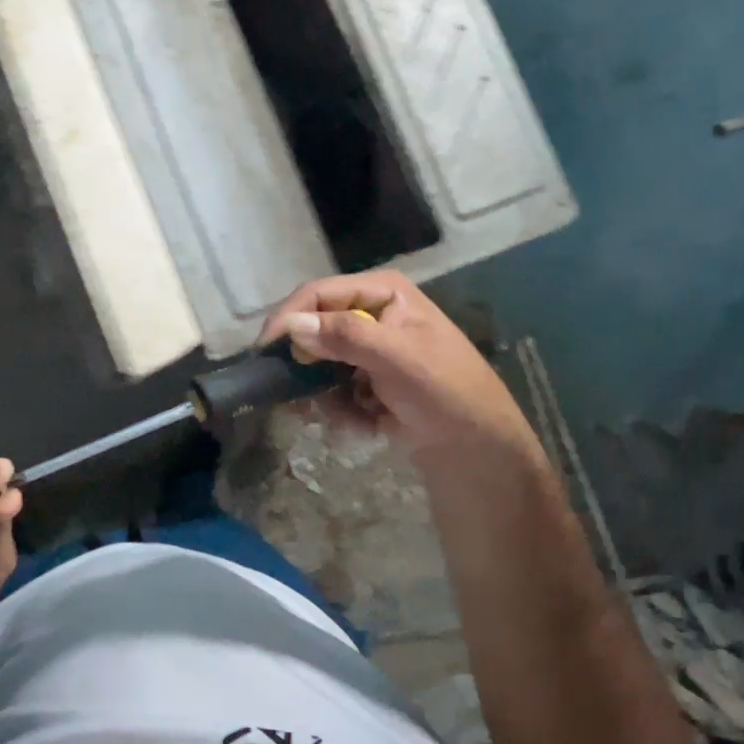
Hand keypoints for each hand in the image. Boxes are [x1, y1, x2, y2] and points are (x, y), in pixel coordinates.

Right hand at [257, 270, 545, 470]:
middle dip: (308, 365)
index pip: (318, 293)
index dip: (288, 318)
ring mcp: (367, 348)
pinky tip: (365, 426)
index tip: (264, 350)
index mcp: (382, 292)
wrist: (479, 452)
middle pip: (313, 328)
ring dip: (325, 394)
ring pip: (317, 363)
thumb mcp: (399, 360)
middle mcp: (371, 313)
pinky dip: (340, 410)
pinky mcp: (365, 380)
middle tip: (297, 395)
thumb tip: (292, 326)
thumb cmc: (447, 394)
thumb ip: (346, 337)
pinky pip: (330, 388)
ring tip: (349, 418)